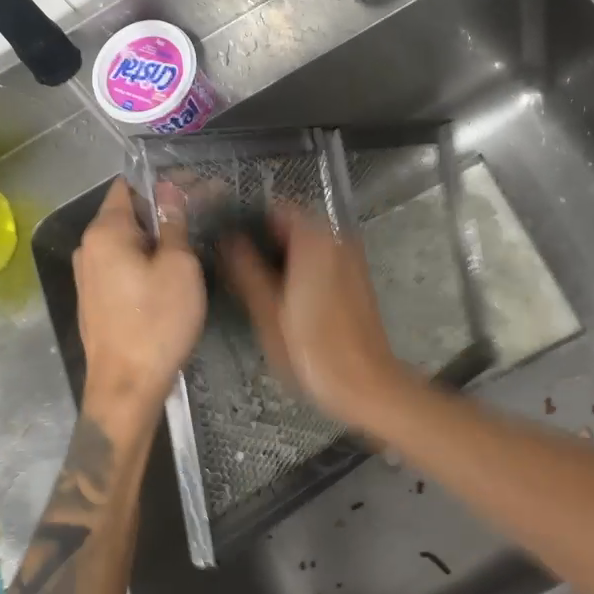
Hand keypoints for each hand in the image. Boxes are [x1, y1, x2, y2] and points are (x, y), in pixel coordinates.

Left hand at [73, 178, 204, 407]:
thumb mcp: (179, 267)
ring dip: (154, 242)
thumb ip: (174, 223)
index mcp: (105, 231)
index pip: (128, 185)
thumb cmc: (157, 322)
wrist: (126, 386)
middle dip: (161, 214)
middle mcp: (88, 247)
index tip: (194, 191)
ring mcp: (87, 275)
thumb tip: (169, 188)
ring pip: (125, 243)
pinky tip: (167, 281)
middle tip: (200, 224)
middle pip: (126, 214)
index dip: (161, 183)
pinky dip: (142, 265)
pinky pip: (120, 267)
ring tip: (190, 253)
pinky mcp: (94, 299)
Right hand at [220, 207, 414, 424]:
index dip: (250, 220)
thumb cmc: (313, 350)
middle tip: (235, 266)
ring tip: (255, 284)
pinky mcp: (357, 281)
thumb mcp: (268, 313)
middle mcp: (337, 240)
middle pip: (293, 226)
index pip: (277, 208)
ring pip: (308, 245)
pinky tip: (285, 298)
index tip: (227, 239)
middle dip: (265, 240)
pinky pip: (323, 261)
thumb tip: (227, 241)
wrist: (366, 384)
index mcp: (314, 240)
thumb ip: (245, 270)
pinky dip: (303, 269)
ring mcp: (351, 259)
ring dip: (283, 257)